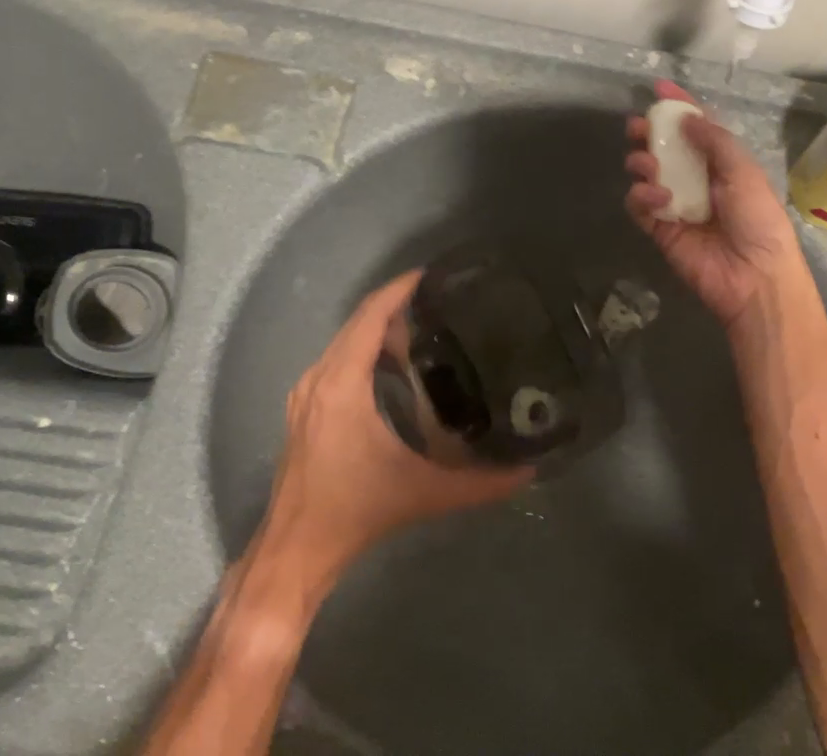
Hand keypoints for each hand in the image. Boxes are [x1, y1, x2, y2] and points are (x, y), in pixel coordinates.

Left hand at [258, 270, 532, 571]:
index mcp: (342, 384)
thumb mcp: (425, 494)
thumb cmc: (356, 512)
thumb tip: (529, 469)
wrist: (296, 550)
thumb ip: (482, 482)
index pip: (370, 317)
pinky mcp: (304, 411)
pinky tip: (394, 370)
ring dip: (380, 331)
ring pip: (344, 343)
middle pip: (357, 323)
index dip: (400, 290)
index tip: (434, 275)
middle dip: (396, 307)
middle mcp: (319, 379)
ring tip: (426, 331)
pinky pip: (337, 363)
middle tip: (443, 303)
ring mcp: (306, 395)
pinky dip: (365, 352)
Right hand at [625, 81, 805, 325]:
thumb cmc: (758, 219)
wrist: (754, 275)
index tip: (659, 90)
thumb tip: (686, 117)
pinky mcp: (660, 229)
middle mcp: (698, 180)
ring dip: (642, 162)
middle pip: (666, 149)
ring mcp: (677, 204)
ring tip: (648, 165)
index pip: (697, 129)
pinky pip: (640, 205)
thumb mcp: (743, 170)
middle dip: (649, 134)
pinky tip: (658, 198)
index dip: (679, 108)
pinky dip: (642, 196)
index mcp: (723, 164)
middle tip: (637, 127)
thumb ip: (714, 140)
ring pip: (647, 174)